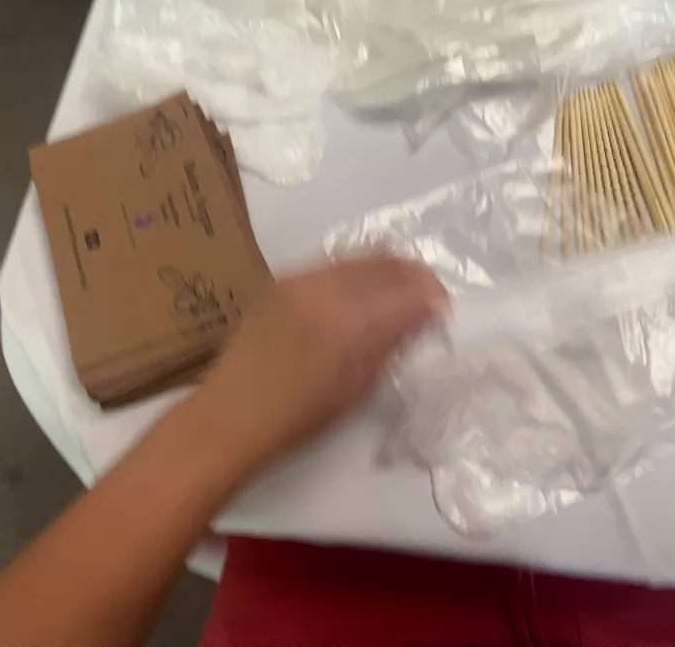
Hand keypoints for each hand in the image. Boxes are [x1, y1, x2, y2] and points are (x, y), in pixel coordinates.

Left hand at [185, 255, 446, 476]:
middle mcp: (326, 288)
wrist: (230, 412)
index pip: (406, 293)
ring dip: (388, 266)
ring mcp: (301, 277)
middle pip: (386, 263)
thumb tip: (425, 316)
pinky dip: (357, 268)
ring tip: (402, 286)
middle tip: (430, 294)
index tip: (444, 309)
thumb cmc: (298, 418)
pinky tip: (364, 286)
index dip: (432, 297)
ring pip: (360, 255)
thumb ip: (392, 344)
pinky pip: (333, 261)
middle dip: (415, 275)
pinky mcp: (283, 277)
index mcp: (348, 323)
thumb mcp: (357, 387)